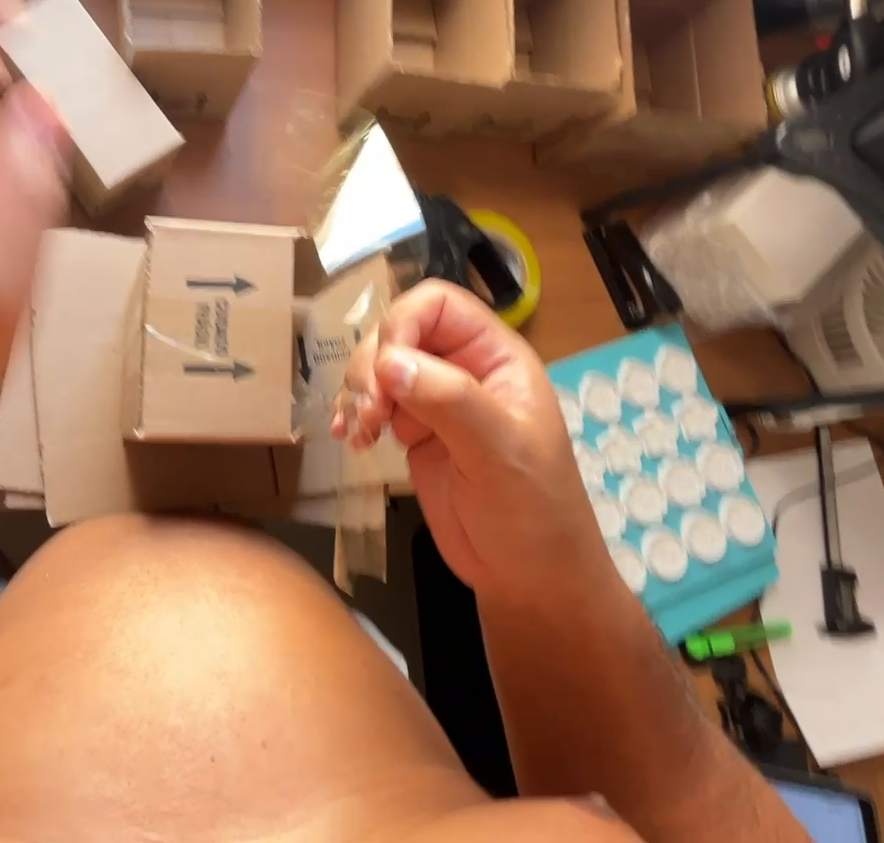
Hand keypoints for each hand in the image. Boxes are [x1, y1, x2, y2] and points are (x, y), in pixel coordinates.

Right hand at [333, 281, 620, 605]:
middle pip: (398, 332)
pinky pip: (372, 403)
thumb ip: (448, 400)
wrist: (528, 577)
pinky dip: (353, 415)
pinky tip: (351, 440)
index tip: (385, 372)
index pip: (438, 305)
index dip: (402, 324)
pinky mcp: (414, 431)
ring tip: (359, 433)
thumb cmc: (532, 512)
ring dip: (357, 392)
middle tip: (369, 415)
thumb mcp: (498, 452)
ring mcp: (435, 401)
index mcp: (495, 357)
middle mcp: (462, 369)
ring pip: (378, 367)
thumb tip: (388, 362)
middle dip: (372, 367)